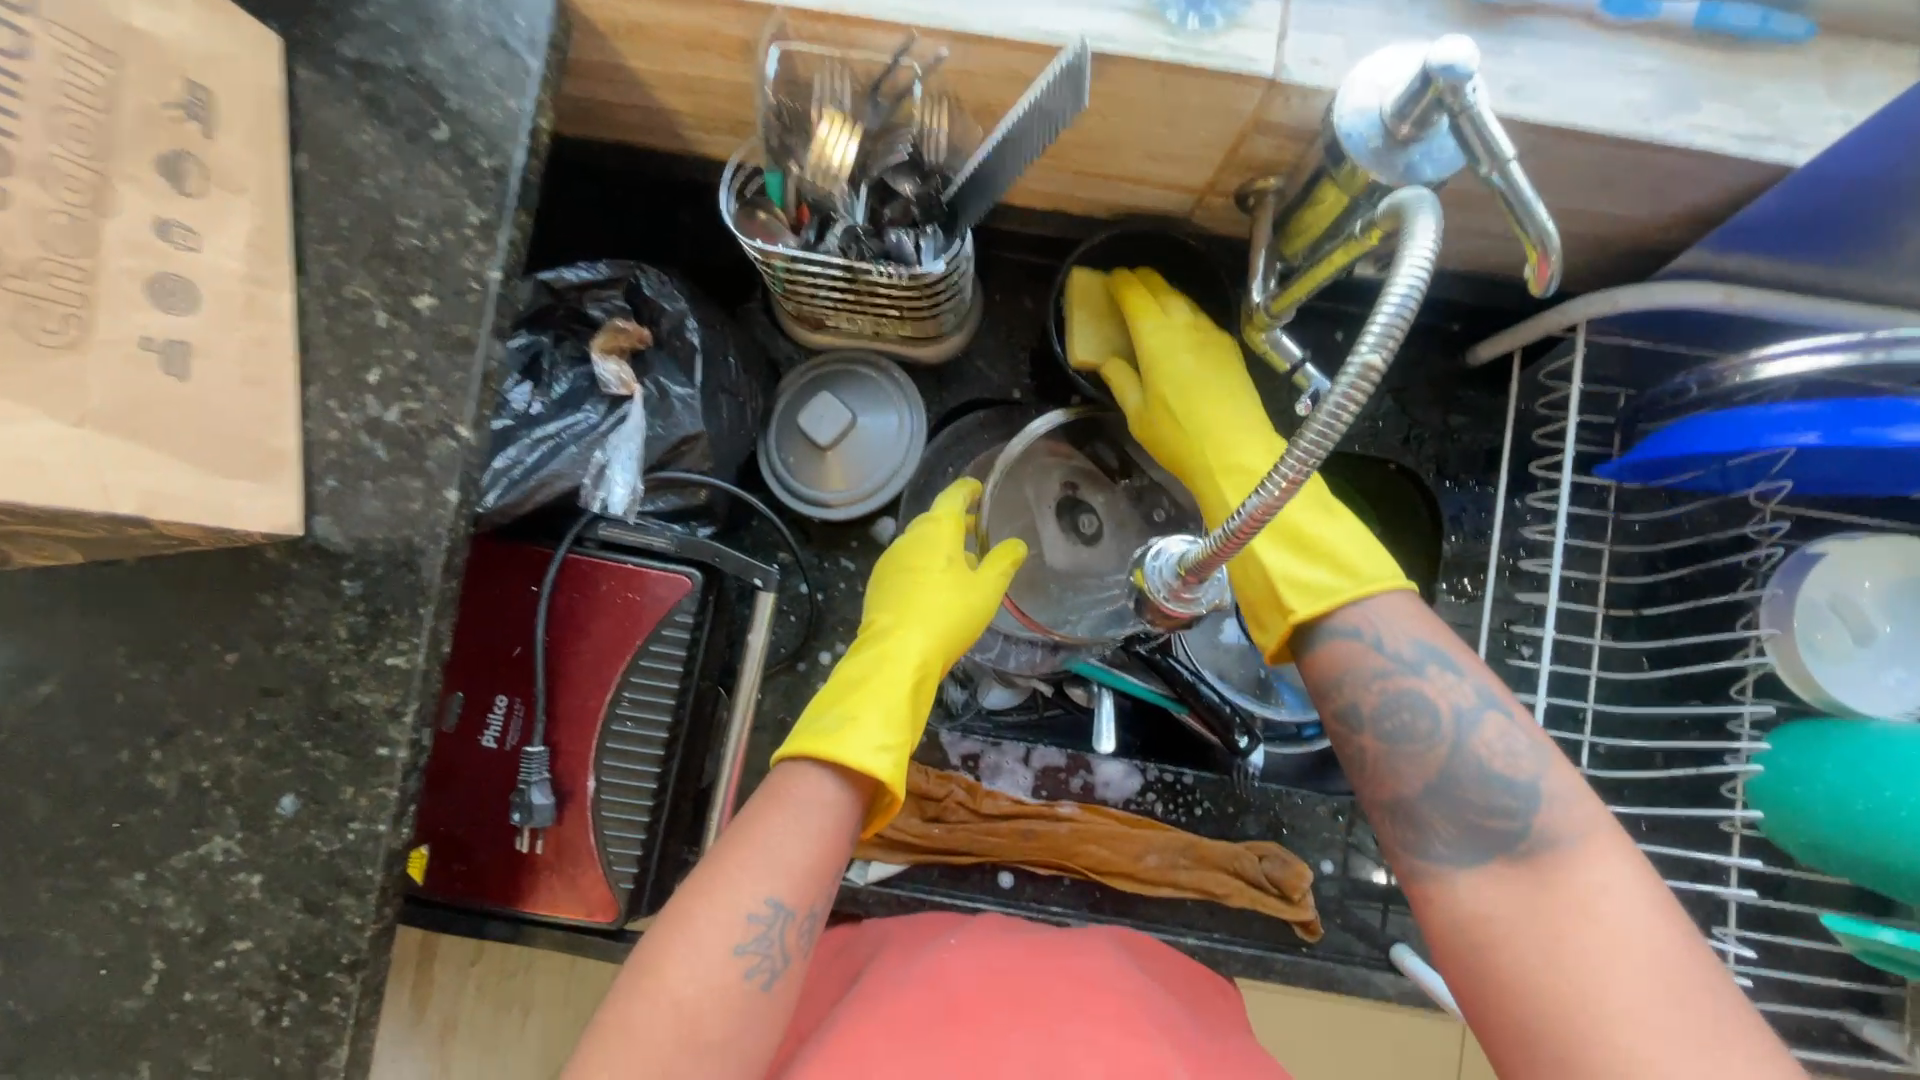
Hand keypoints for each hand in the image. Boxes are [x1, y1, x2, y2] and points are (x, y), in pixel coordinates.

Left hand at [770, 478, 1025, 835]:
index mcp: (936, 530)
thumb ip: (1003, 563)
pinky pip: (905, 564)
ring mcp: (889, 561)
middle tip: (976, 531)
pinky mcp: (878, 584)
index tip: (978, 491)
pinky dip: (923, 564)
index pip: (952, 497)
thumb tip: (1016, 544)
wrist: (895, 655)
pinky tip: (934, 586)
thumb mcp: (987, 591)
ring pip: (917, 543)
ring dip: (938, 545)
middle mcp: (909, 538)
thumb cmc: (947, 616)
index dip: (967, 491)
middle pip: (933, 519)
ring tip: (961, 562)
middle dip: (955, 522)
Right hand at [1092, 268, 1287, 526]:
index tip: (1110, 279)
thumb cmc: (1178, 438)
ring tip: (1151, 298)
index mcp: (1156, 339)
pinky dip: (1185, 311)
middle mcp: (1186, 326)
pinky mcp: (1229, 348)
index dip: (1121, 284)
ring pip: (1185, 301)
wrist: (1236, 454)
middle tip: (1127, 281)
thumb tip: (1109, 361)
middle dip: (1143, 281)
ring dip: (1165, 294)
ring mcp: (1212, 335)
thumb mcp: (1138, 416)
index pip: (1135, 296)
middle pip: (1162, 290)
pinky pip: (1201, 318)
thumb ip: (1122, 381)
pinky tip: (1180, 325)